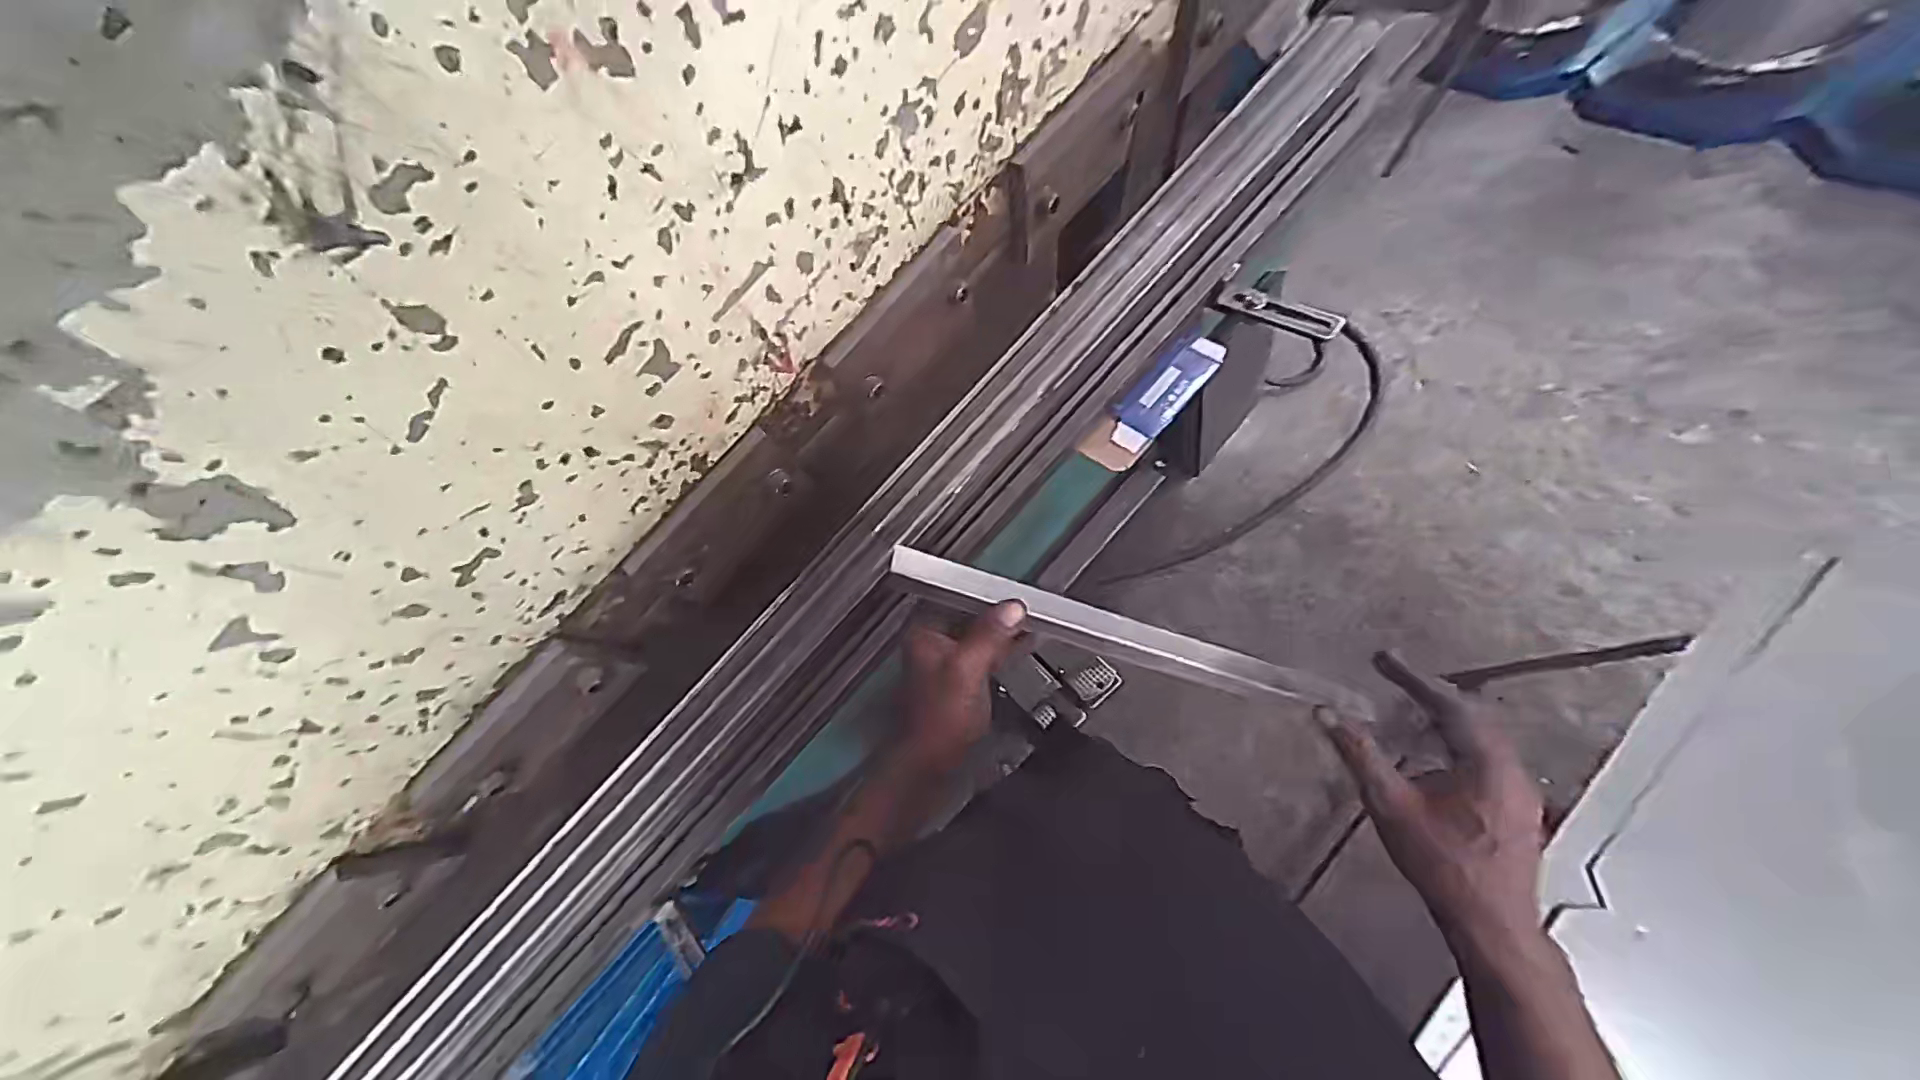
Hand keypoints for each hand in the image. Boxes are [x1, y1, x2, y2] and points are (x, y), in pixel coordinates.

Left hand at [898, 600, 1026, 772]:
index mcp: (925, 635)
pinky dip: (1003, 650)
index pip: (959, 601)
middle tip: (1028, 610)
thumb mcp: (968, 669)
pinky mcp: (960, 684)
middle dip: (1001, 615)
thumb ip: (989, 635)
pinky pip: (985, 656)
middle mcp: (933, 646)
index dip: (988, 597)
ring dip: (1005, 633)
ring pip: (980, 638)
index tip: (1015, 598)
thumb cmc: (937, 721)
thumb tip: (1010, 609)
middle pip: (971, 618)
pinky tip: (1021, 647)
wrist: (932, 766)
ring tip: (1031, 625)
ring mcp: (946, 665)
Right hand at [1321, 651, 1545, 950]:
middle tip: (1394, 676)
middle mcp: (1511, 770)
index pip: (1448, 704)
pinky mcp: (1516, 805)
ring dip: (1444, 714)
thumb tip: (1327, 713)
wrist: (1489, 921)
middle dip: (1430, 692)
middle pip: (1472, 713)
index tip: (1383, 658)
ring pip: (1482, 734)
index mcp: (1486, 763)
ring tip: (1409, 704)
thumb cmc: (1439, 862)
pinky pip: (1486, 753)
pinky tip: (1434, 747)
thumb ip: (1359, 753)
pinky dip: (1456, 737)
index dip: (1412, 678)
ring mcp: (1519, 789)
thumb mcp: (1389, 804)